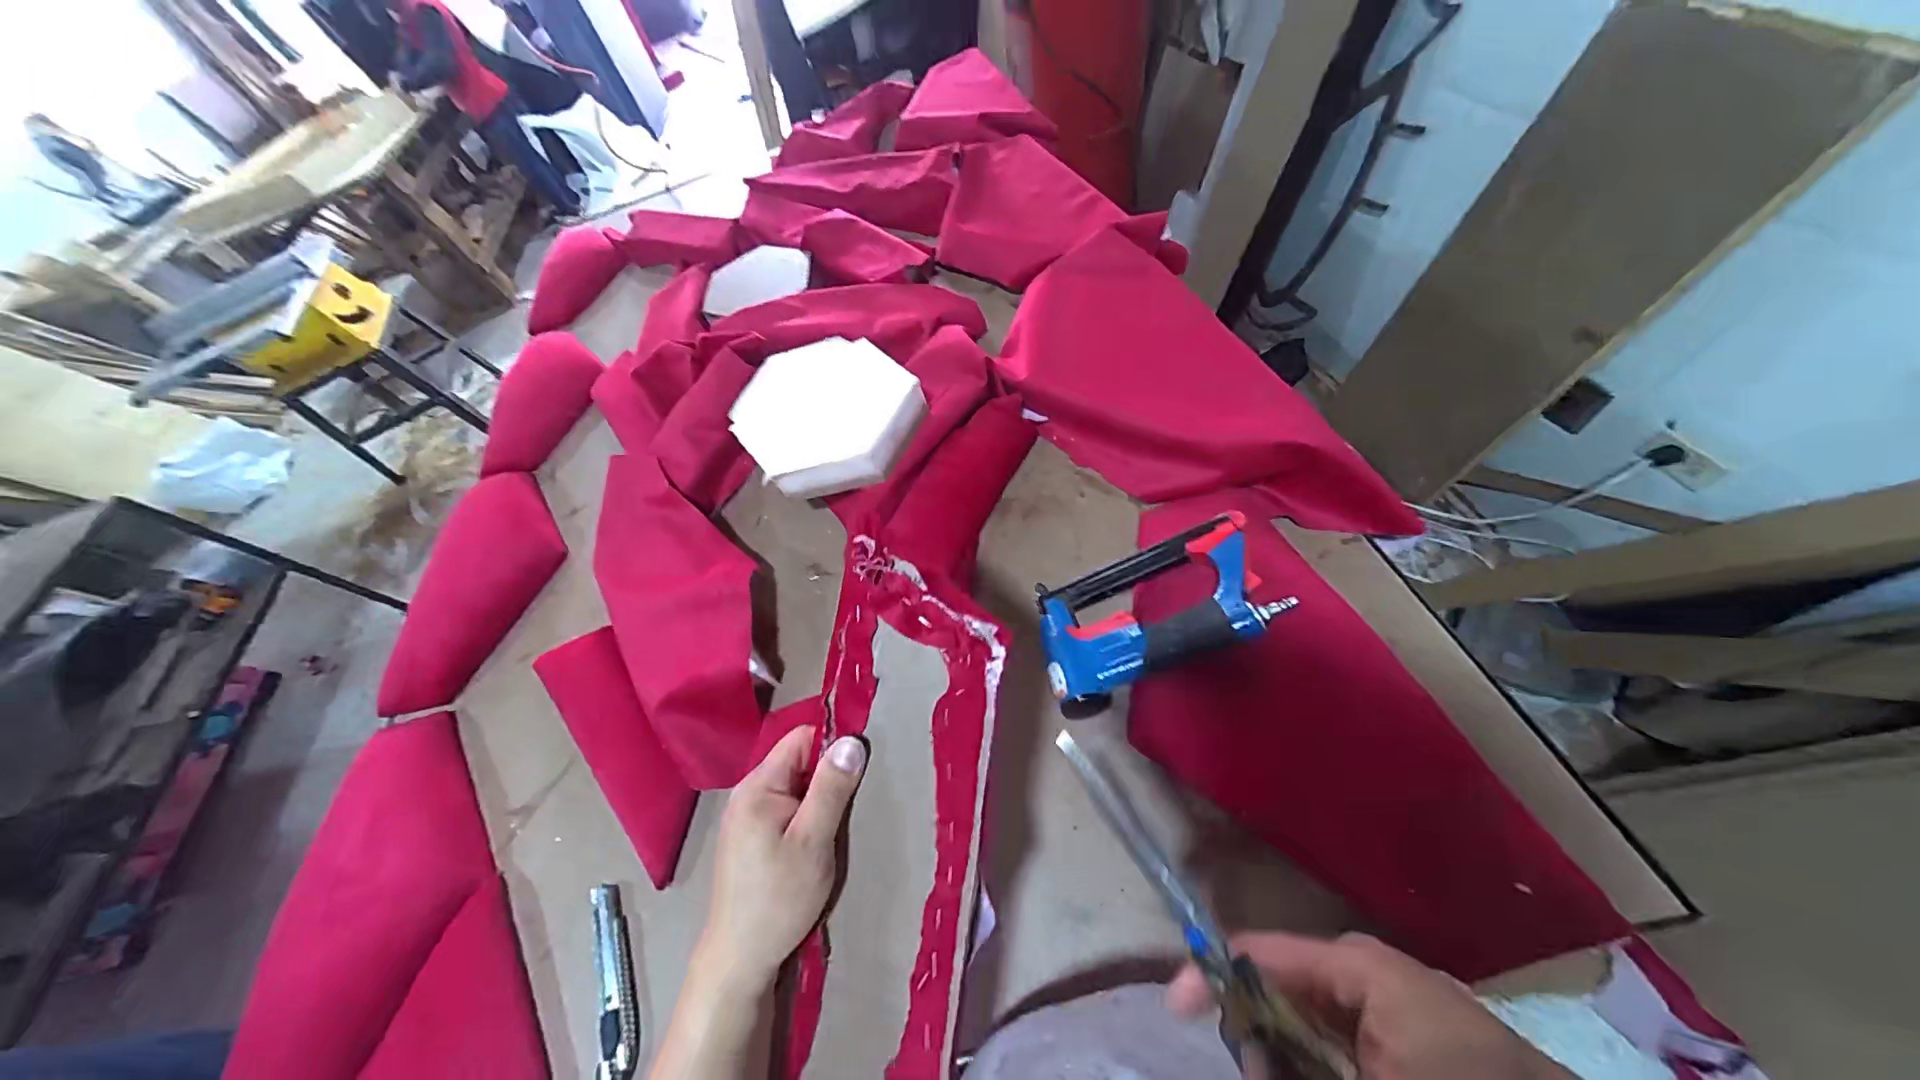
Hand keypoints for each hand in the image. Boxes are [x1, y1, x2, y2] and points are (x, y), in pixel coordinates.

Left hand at [694, 726, 866, 992]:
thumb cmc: (778, 898)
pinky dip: (807, 818)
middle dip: (828, 776)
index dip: (833, 746)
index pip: (801, 738)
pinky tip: (819, 841)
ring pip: (795, 787)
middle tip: (854, 803)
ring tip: (838, 825)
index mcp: (758, 786)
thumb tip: (851, 740)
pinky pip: (786, 809)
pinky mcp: (750, 839)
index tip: (860, 768)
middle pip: (798, 762)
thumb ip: (831, 788)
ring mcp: (746, 817)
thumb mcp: (813, 840)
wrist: (739, 960)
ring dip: (819, 800)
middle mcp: (747, 793)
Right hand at [1168, 933, 1571, 1079]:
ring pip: (1306, 1017)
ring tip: (1284, 1070)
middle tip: (1256, 1071)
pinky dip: (1315, 1058)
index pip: (1258, 952)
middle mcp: (1365, 967)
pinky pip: (1339, 1036)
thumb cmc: (1451, 1078)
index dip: (1209, 976)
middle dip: (1254, 1029)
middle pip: (1279, 987)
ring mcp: (1388, 998)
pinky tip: (1311, 1069)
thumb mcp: (1362, 1077)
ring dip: (1284, 1051)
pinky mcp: (1406, 1031)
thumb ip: (1288, 1062)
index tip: (1175, 1010)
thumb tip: (1248, 1055)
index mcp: (1356, 964)